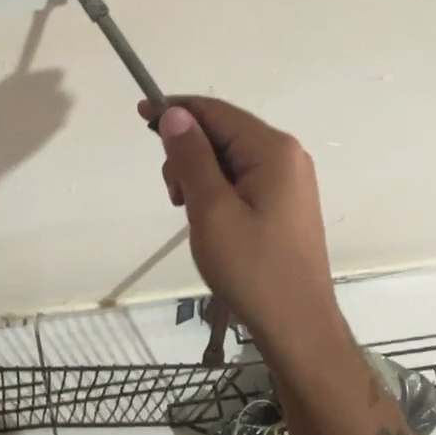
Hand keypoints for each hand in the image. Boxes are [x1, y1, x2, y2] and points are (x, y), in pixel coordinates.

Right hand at [139, 97, 345, 346]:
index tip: (139, 115)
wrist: (295, 324)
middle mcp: (286, 156)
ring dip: (199, 174)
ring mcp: (289, 180)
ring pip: (229, 157)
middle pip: (223, 132)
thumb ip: (191, 157)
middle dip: (188, 153)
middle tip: (175, 197)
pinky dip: (216, 188)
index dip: (175, 110)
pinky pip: (241, 178)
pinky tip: (208, 218)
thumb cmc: (251, 267)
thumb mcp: (211, 210)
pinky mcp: (284, 203)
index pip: (215, 112)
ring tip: (191, 214)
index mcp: (272, 150)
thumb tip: (174, 113)